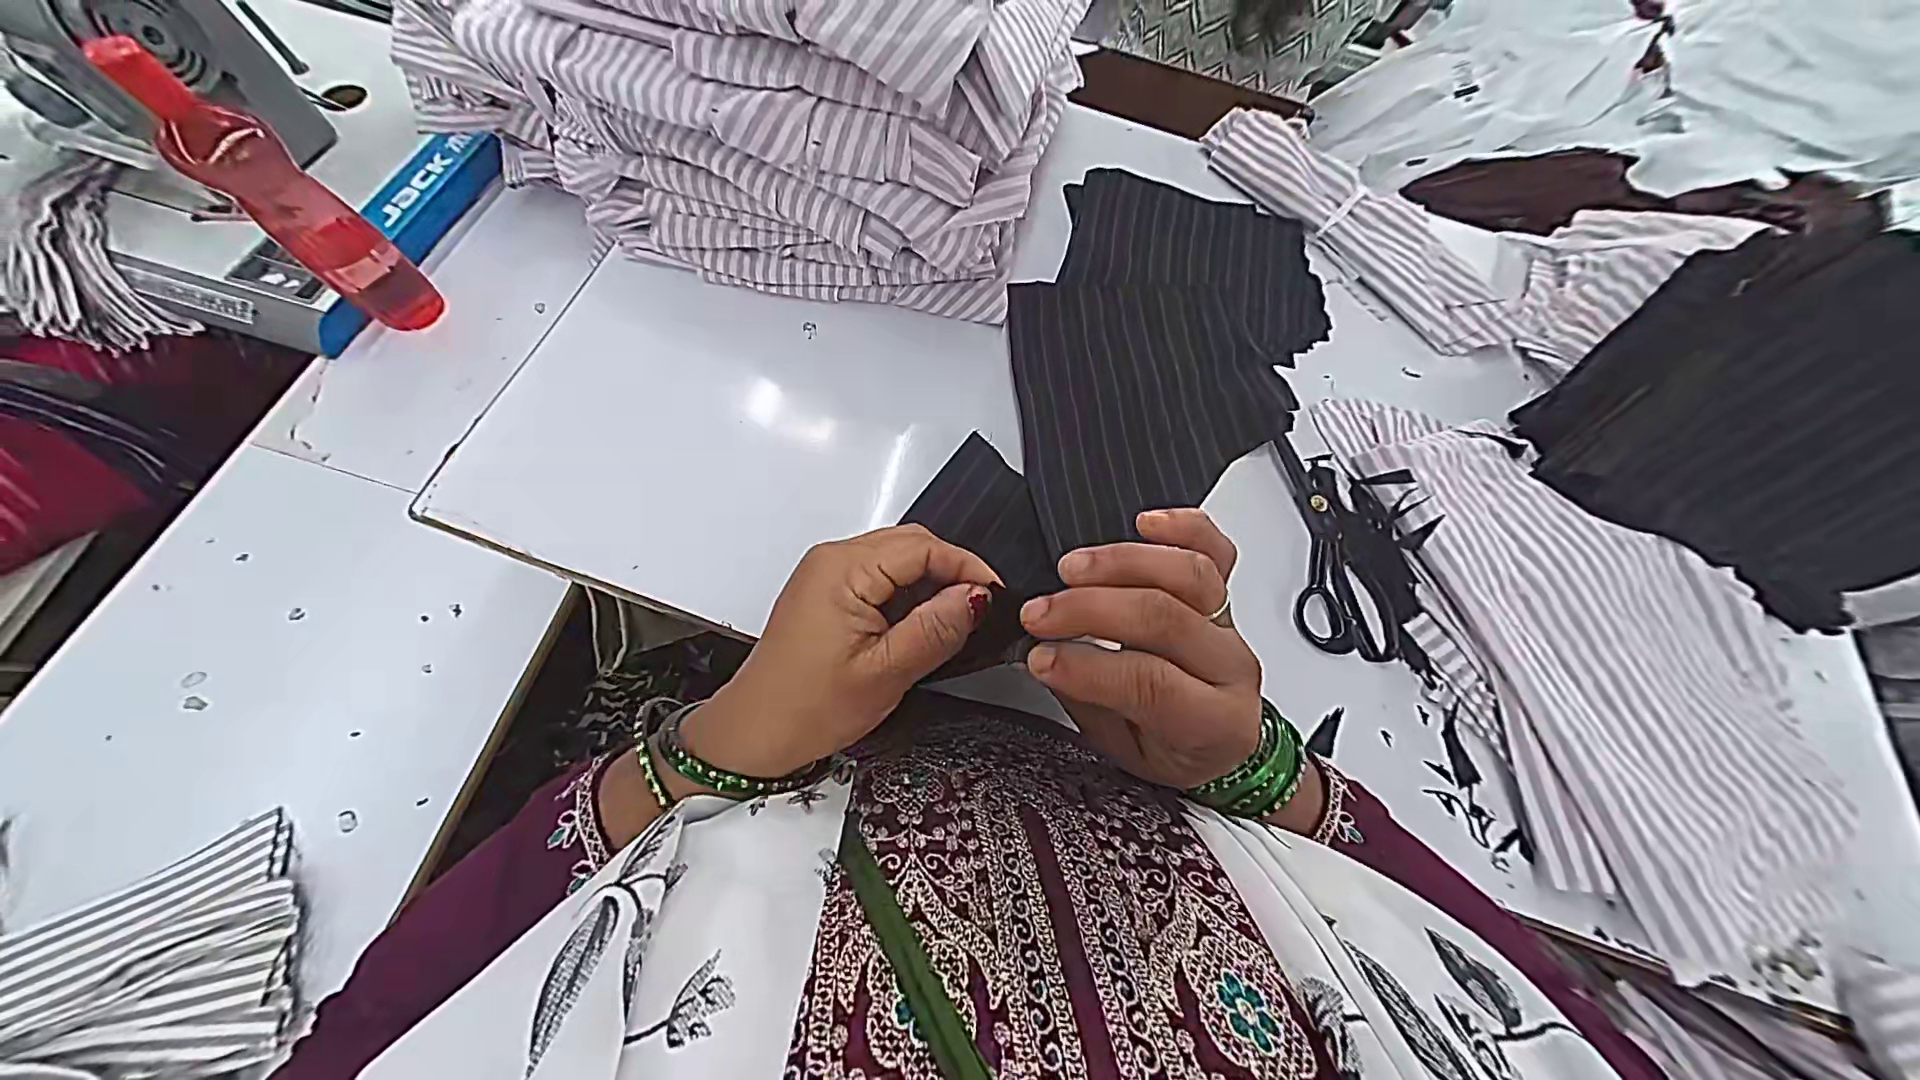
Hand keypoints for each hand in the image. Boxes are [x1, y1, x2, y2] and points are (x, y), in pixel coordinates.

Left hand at [679, 524, 997, 779]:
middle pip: (912, 544)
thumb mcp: (885, 673)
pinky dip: (908, 593)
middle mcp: (832, 560)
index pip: (924, 546)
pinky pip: (881, 575)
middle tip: (978, 608)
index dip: (967, 567)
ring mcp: (827, 573)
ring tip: (949, 622)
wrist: (754, 735)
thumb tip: (976, 597)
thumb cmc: (802, 708)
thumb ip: (936, 628)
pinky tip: (918, 625)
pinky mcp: (828, 590)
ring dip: (930, 583)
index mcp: (842, 570)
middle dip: (952, 571)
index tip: (993, 594)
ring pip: (899, 558)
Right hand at [1021, 508, 1261, 789]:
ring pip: (1189, 574)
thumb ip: (1087, 698)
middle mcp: (1229, 666)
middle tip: (1039, 613)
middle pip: (1163, 618)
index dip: (1087, 666)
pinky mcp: (1225, 594)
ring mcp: (1230, 624)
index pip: (1151, 682)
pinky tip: (1144, 523)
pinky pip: (1217, 549)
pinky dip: (1183, 528)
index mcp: (1212, 721)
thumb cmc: (1175, 750)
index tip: (1039, 656)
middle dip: (1087, 609)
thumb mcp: (1125, 751)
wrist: (1224, 745)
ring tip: (1071, 568)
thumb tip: (1046, 653)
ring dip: (1121, 563)